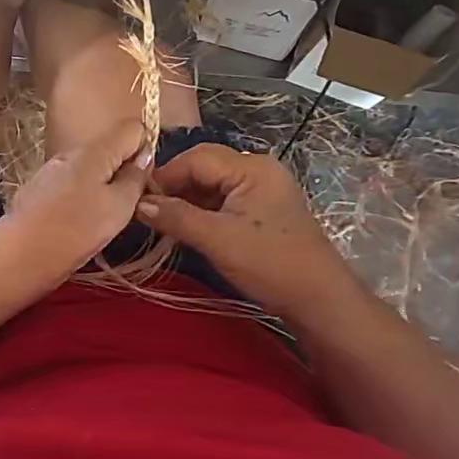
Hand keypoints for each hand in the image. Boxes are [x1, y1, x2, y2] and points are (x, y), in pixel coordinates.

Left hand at [0, 119, 151, 318]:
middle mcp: (71, 152)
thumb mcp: (118, 207)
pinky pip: (74, 184)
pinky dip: (84, 197)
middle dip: (125, 170)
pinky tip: (80, 222)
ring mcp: (53, 170)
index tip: (145, 180)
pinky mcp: (41, 189)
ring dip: (104, 187)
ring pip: (92, 169)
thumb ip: (135, 178)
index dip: (145, 149)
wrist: (17, 256)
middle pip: (110, 149)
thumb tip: (144, 156)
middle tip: (129, 205)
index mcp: (94, 150)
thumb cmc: (74, 230)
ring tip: (105, 218)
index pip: (132, 128)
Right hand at [134, 143, 353, 311]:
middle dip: (175, 185)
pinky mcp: (262, 207)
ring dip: (187, 198)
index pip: (195, 158)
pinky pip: (223, 197)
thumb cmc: (270, 264)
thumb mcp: (217, 240)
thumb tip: (139, 204)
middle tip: (149, 209)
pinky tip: (186, 226)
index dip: (165, 176)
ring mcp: (262, 188)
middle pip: (204, 166)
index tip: (139, 199)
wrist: (319, 300)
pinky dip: (202, 209)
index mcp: (251, 168)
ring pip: (211, 182)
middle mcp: (258, 169)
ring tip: (163, 220)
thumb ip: (176, 217)